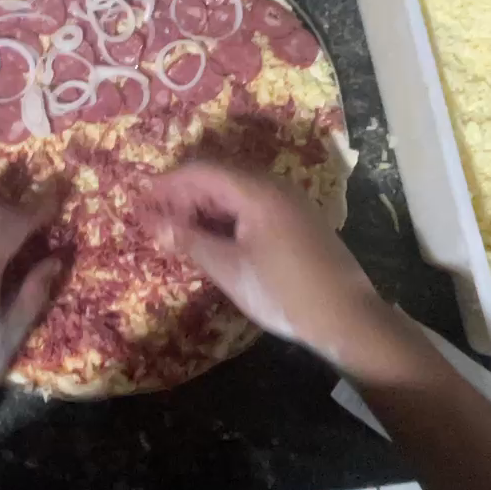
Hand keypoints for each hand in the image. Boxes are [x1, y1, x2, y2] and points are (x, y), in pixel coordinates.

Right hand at [150, 162, 444, 387]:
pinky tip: (210, 236)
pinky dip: (226, 216)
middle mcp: (275, 187)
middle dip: (183, 194)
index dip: (168, 184)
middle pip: (219, 177)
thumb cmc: (284, 292)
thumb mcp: (230, 269)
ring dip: (204, 206)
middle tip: (154, 217)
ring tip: (176, 228)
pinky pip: (252, 205)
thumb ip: (190, 242)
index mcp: (257, 191)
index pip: (202, 171)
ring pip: (236, 192)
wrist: (348, 318)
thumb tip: (153, 225)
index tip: (141, 200)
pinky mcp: (297, 220)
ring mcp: (289, 202)